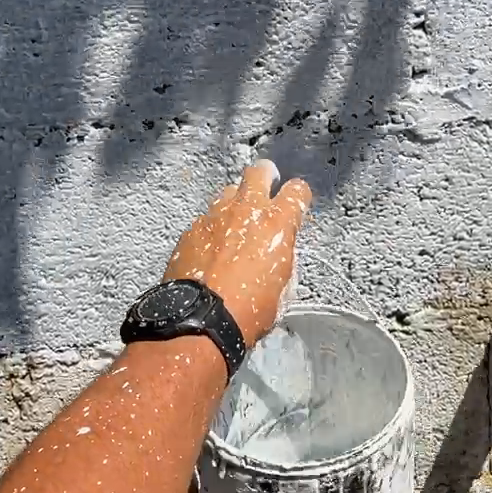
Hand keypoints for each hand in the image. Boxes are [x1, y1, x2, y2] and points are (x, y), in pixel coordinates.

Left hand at [162, 160, 311, 345]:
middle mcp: (247, 209)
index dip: (299, 196)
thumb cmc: (251, 310)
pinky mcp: (192, 228)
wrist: (200, 320)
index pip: (297, 190)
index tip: (296, 204)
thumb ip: (284, 256)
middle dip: (266, 175)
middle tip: (266, 189)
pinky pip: (207, 217)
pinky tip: (212, 247)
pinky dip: (214, 227)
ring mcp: (216, 215)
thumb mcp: (283, 287)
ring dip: (237, 202)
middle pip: (259, 172)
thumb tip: (279, 250)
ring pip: (229, 191)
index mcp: (277, 223)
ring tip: (235, 223)